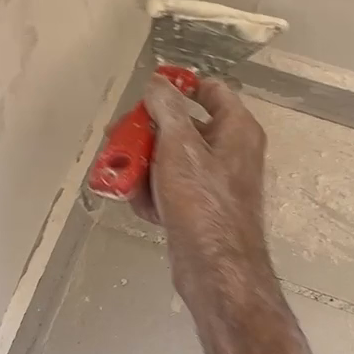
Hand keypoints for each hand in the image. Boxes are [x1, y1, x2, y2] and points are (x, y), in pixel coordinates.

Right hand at [130, 73, 279, 321]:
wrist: (215, 269)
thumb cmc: (202, 202)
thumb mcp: (180, 145)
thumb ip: (166, 108)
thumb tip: (158, 83)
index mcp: (236, 129)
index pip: (211, 90)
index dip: (180, 85)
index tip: (148, 91)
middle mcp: (228, 151)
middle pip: (181, 126)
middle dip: (145, 134)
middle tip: (117, 139)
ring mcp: (212, 182)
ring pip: (169, 159)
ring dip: (143, 167)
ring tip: (125, 180)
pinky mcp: (197, 209)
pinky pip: (169, 189)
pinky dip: (152, 195)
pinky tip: (141, 206)